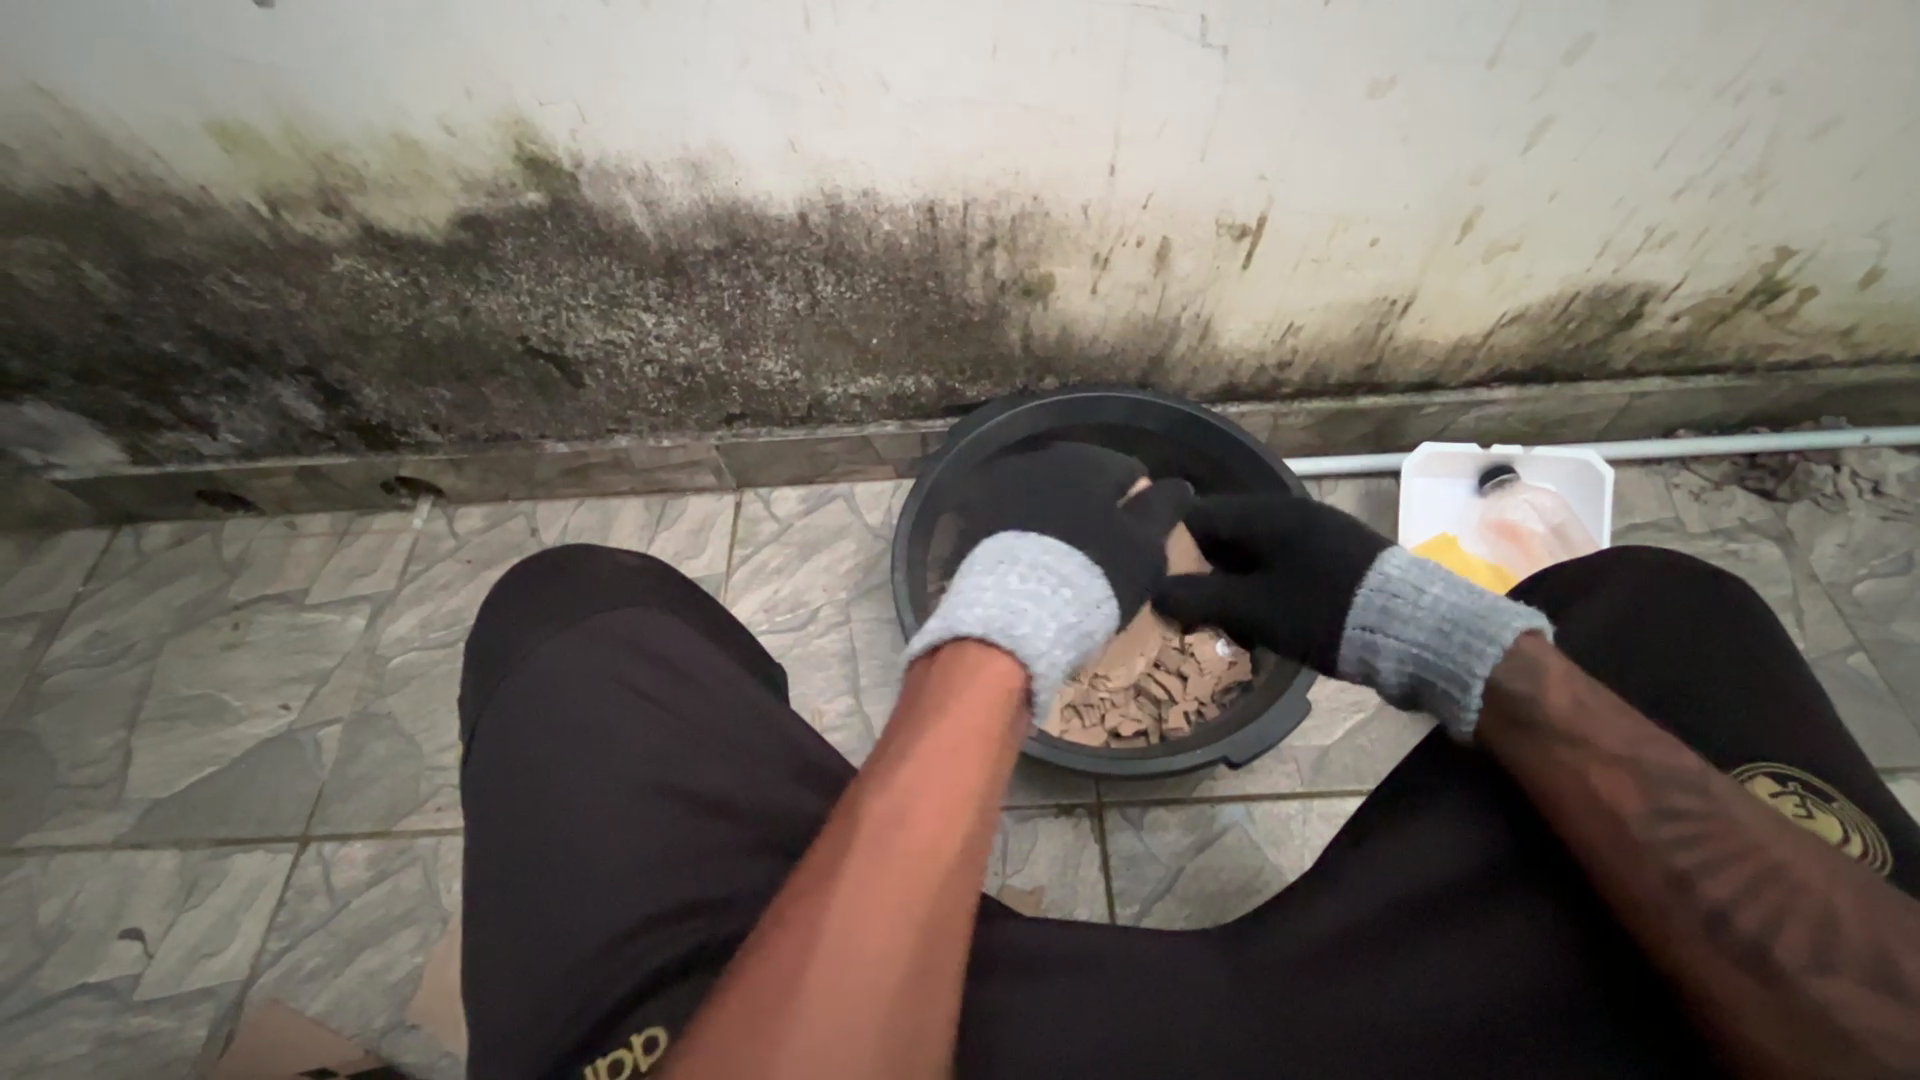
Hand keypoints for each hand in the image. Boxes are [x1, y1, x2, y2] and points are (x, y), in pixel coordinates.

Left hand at [907, 442, 1191, 718]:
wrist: (1014, 613)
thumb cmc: (1092, 576)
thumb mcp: (1144, 548)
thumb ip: (1163, 509)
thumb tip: (1179, 484)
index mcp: (1086, 462)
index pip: (1126, 470)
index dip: (1138, 501)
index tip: (1138, 533)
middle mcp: (1039, 462)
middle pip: (1078, 479)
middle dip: (1090, 504)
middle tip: (1099, 547)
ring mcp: (1000, 489)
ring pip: (1041, 496)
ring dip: (1054, 516)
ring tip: (1063, 558)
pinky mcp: (972, 519)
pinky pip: (1008, 520)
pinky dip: (1021, 533)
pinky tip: (1029, 563)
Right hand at [1151, 494, 1389, 674]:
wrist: (1418, 633)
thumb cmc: (1323, 612)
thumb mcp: (1250, 609)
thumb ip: (1196, 599)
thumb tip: (1155, 594)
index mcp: (1268, 514)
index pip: (1199, 514)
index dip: (1170, 544)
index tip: (1155, 577)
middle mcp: (1293, 513)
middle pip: (1227, 534)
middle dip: (1202, 569)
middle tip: (1187, 606)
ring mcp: (1321, 534)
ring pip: (1255, 553)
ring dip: (1234, 583)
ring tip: (1223, 620)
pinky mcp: (1341, 559)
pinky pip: (1284, 565)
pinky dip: (1264, 588)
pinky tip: (1264, 620)